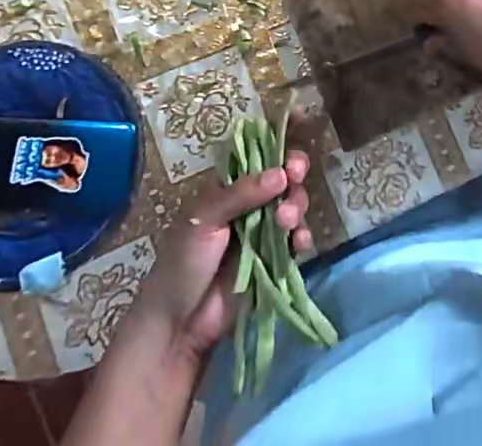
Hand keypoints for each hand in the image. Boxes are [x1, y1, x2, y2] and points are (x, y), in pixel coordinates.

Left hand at [119, 153, 313, 366]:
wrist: (179, 326)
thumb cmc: (182, 264)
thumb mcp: (203, 220)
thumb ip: (241, 193)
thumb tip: (282, 173)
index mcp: (228, 191)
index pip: (259, 161)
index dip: (280, 156)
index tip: (293, 162)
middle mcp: (249, 206)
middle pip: (284, 182)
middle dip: (294, 182)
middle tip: (294, 184)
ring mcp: (263, 233)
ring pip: (293, 208)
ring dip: (297, 208)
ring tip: (287, 223)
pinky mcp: (275, 258)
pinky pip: (297, 240)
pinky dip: (302, 237)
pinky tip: (299, 244)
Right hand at [417, 0, 481, 80]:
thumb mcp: (468, 54)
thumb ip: (446, 42)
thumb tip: (431, 40)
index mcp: (450, 0)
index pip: (420, 4)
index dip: (413, 16)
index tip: (410, 27)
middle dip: (431, 4)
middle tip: (429, 22)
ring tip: (451, 20)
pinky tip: (475, 17)